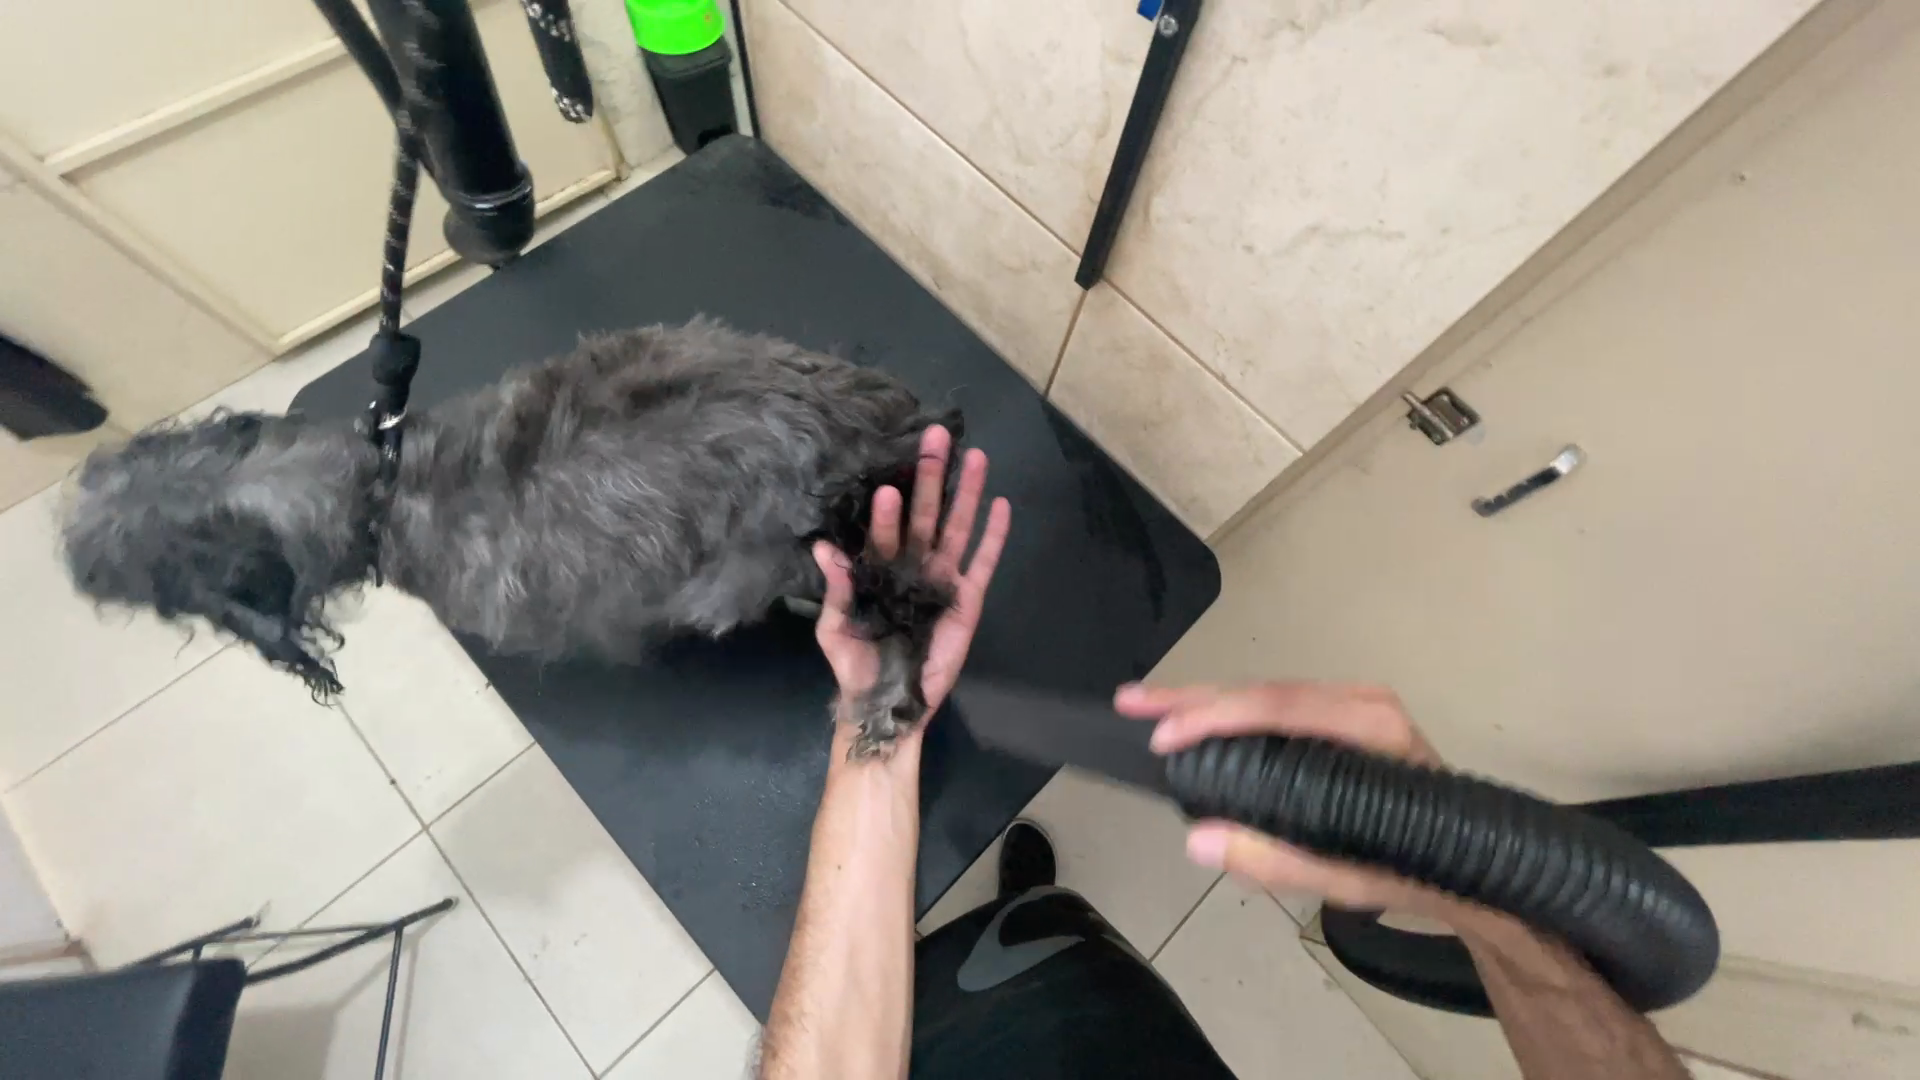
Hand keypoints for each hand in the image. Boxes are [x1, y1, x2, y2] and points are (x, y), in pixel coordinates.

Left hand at [814, 425, 1011, 733]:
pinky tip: (1001, 505)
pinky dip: (994, 536)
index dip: (887, 512)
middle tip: (937, 436)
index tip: (887, 488)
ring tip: (976, 457)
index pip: (886, 532)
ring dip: (967, 493)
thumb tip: (823, 548)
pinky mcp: (969, 598)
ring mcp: (944, 579)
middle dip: (932, 477)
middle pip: (927, 514)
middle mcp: (914, 565)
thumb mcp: (836, 626)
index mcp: (881, 568)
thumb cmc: (857, 664)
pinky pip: (984, 562)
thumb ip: (837, 588)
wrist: (889, 702)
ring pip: (958, 528)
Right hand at [1116, 681, 1492, 928]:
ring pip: (1258, 692)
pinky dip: (1223, 710)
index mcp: (1369, 729)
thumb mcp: (1351, 878)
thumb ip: (1277, 861)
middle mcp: (1356, 701)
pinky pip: (1268, 704)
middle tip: (1130, 702)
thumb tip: (1197, 839)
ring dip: (1199, 700)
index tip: (1163, 737)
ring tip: (1145, 707)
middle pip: (1259, 690)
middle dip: (1189, 698)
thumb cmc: (1417, 866)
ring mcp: (1346, 701)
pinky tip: (1189, 716)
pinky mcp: (1333, 711)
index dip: (1214, 717)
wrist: (1477, 861)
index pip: (1278, 707)